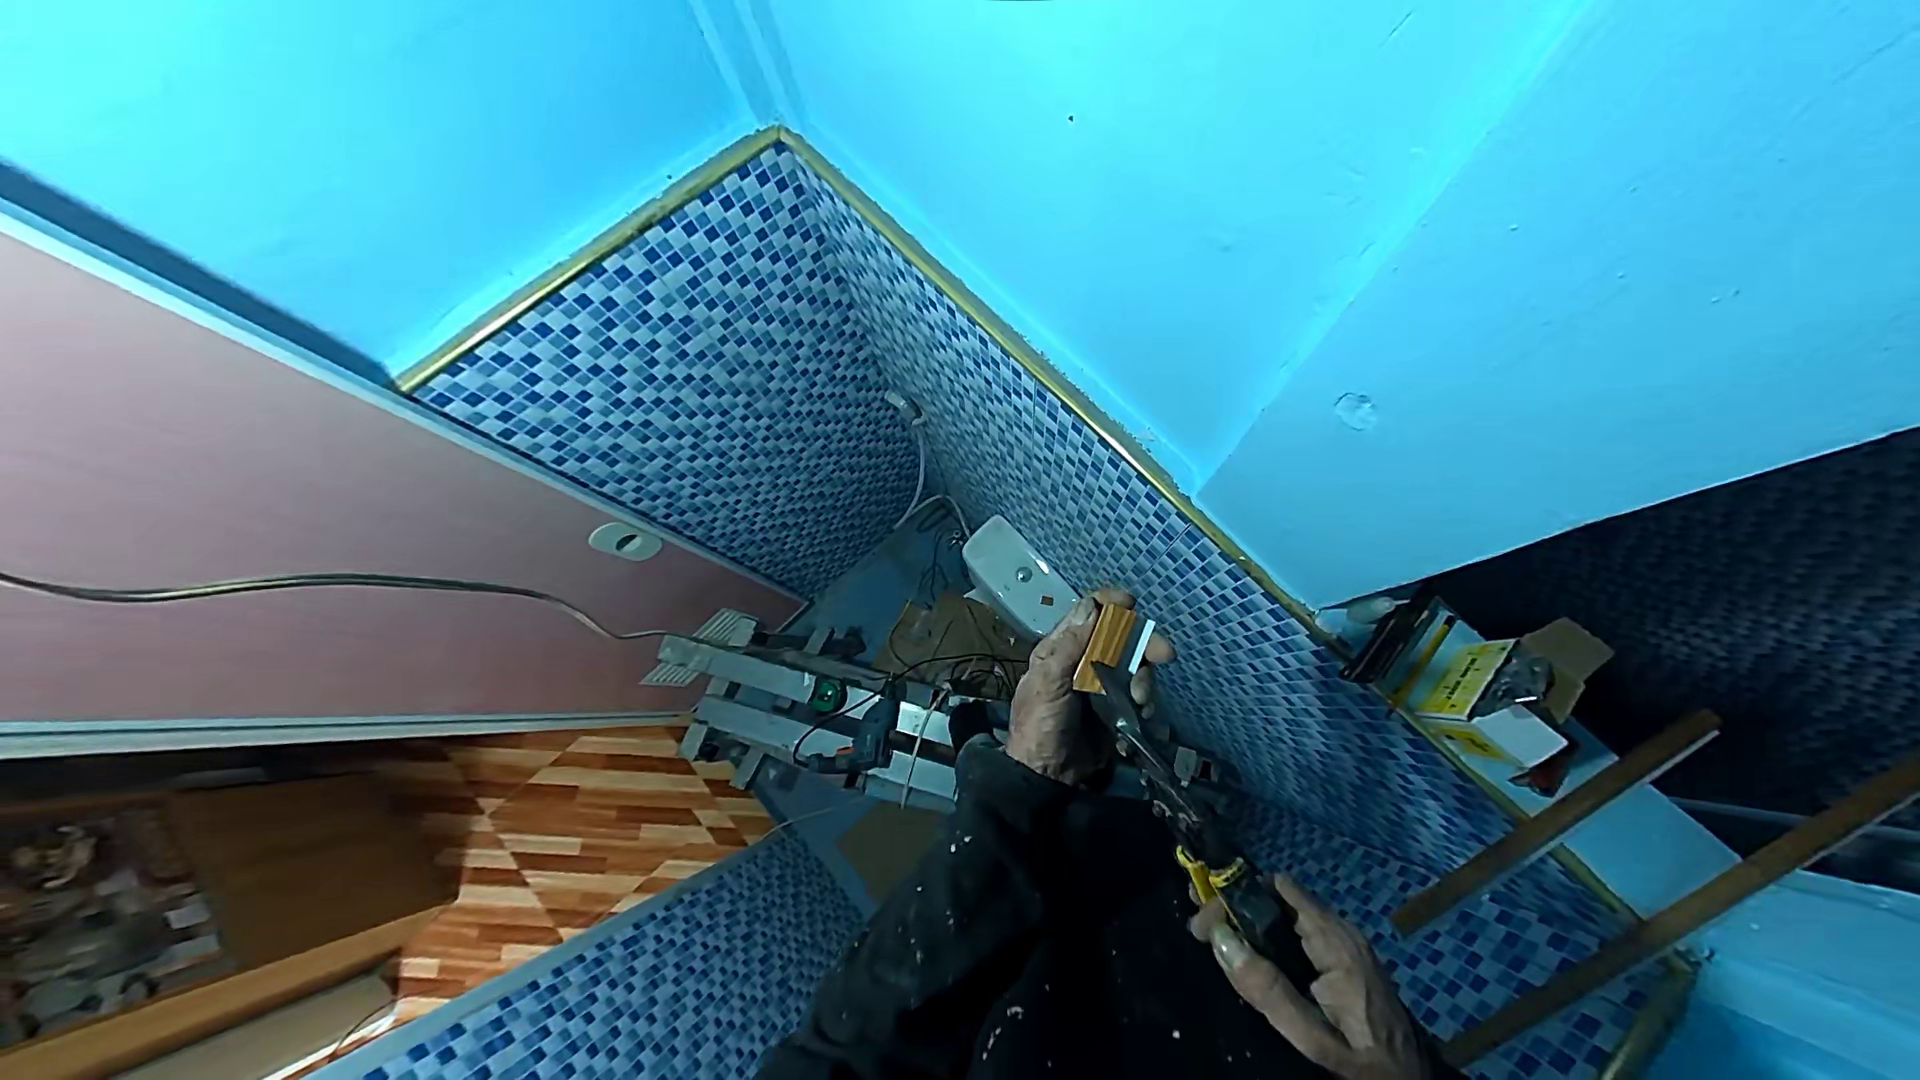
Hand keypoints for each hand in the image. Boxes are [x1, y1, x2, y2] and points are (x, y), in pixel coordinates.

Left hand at [1006, 586, 1173, 785]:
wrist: (1048, 773)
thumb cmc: (1039, 723)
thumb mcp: (1047, 682)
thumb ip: (1070, 646)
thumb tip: (1091, 607)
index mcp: (1060, 648)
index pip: (1087, 614)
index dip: (1108, 604)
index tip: (1130, 603)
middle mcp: (1084, 660)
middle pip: (1119, 637)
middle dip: (1144, 641)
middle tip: (1165, 653)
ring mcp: (1102, 684)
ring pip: (1134, 664)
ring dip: (1144, 677)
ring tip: (1139, 698)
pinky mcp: (1117, 707)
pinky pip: (1139, 692)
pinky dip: (1146, 698)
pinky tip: (1141, 711)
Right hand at [1190, 875, 1428, 1079]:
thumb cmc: (1368, 1066)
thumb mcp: (1316, 1039)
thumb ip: (1269, 991)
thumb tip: (1219, 937)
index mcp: (1336, 941)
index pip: (1276, 888)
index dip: (1235, 894)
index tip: (1205, 921)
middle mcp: (1340, 930)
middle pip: (1276, 898)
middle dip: (1234, 908)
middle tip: (1201, 932)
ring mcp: (1344, 944)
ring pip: (1283, 915)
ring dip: (1246, 923)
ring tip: (1215, 941)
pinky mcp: (1344, 960)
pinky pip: (1296, 933)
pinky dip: (1266, 938)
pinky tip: (1249, 957)